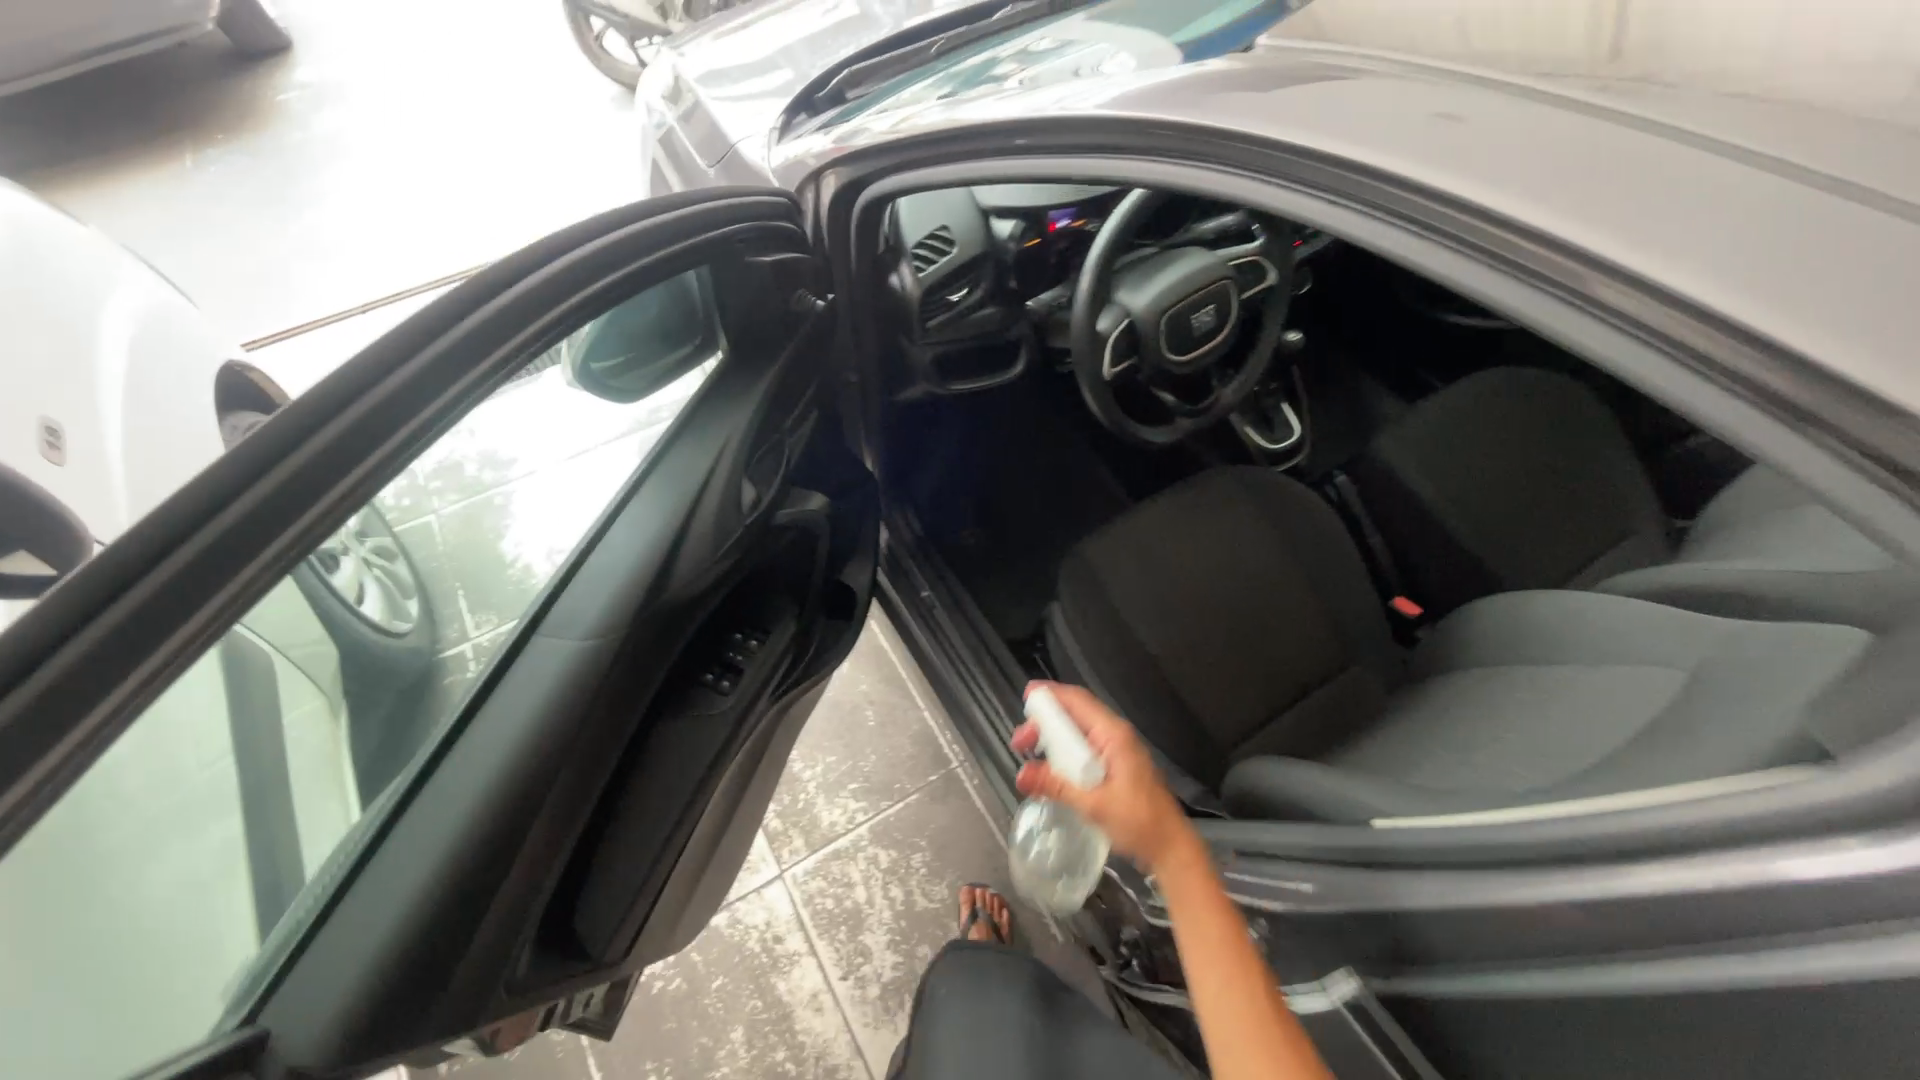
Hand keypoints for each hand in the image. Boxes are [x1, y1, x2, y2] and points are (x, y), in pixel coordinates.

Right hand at [1013, 682, 1200, 873]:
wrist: (1171, 848)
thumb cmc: (1140, 823)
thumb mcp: (1094, 805)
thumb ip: (1057, 787)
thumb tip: (1021, 775)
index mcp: (1114, 736)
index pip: (1078, 701)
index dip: (1052, 694)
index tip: (1027, 695)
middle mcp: (1116, 736)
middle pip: (1075, 715)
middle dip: (1045, 723)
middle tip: (1021, 742)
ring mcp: (1118, 751)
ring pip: (1079, 734)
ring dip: (1054, 740)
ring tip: (1031, 756)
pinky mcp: (1117, 767)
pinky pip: (1086, 750)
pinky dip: (1066, 755)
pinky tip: (1053, 771)